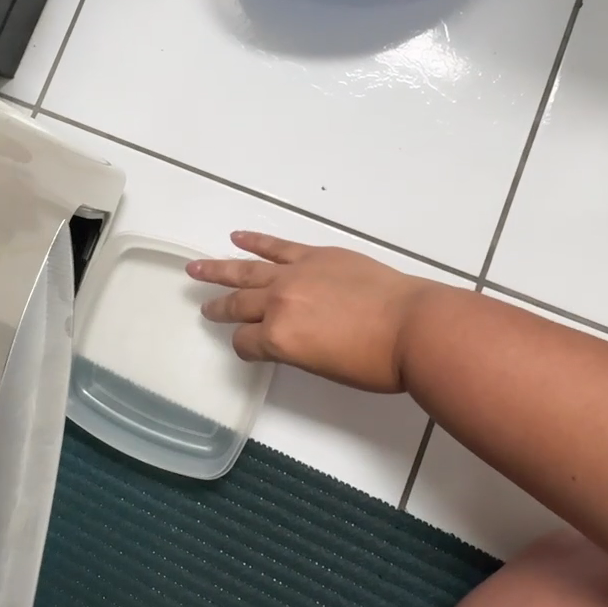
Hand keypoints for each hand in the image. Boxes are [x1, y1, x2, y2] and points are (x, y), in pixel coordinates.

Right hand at [187, 231, 457, 392]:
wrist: (412, 326)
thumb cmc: (375, 363)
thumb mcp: (326, 368)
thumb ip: (296, 351)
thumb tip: (287, 339)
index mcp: (278, 338)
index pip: (245, 342)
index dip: (243, 348)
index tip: (247, 349)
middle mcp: (277, 303)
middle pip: (239, 304)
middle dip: (219, 307)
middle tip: (204, 308)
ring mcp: (294, 274)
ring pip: (246, 270)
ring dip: (219, 269)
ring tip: (195, 267)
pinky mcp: (314, 255)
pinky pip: (276, 246)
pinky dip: (255, 241)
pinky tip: (237, 238)